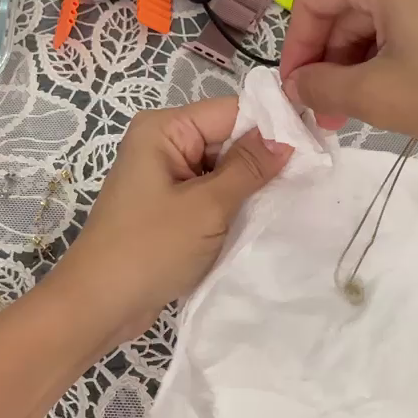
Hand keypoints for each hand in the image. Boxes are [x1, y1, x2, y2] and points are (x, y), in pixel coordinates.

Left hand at [42, 98, 291, 344]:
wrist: (98, 305)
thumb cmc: (149, 249)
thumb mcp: (206, 207)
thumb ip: (248, 169)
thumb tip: (287, 138)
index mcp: (164, 129)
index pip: (231, 111)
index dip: (273, 126)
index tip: (318, 144)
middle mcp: (162, 143)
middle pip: (227, 137)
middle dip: (264, 157)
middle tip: (314, 176)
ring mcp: (165, 176)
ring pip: (222, 168)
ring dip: (251, 185)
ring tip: (296, 199)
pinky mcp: (169, 206)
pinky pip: (210, 193)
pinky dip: (234, 204)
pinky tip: (264, 218)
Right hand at [280, 0, 417, 168]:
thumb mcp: (382, 97)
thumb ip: (324, 88)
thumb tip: (298, 85)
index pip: (311, 0)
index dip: (295, 51)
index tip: (298, 96)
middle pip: (350, 1)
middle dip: (334, 58)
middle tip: (335, 112)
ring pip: (387, 7)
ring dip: (367, 55)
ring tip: (372, 105)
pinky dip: (403, 44)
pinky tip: (414, 83)